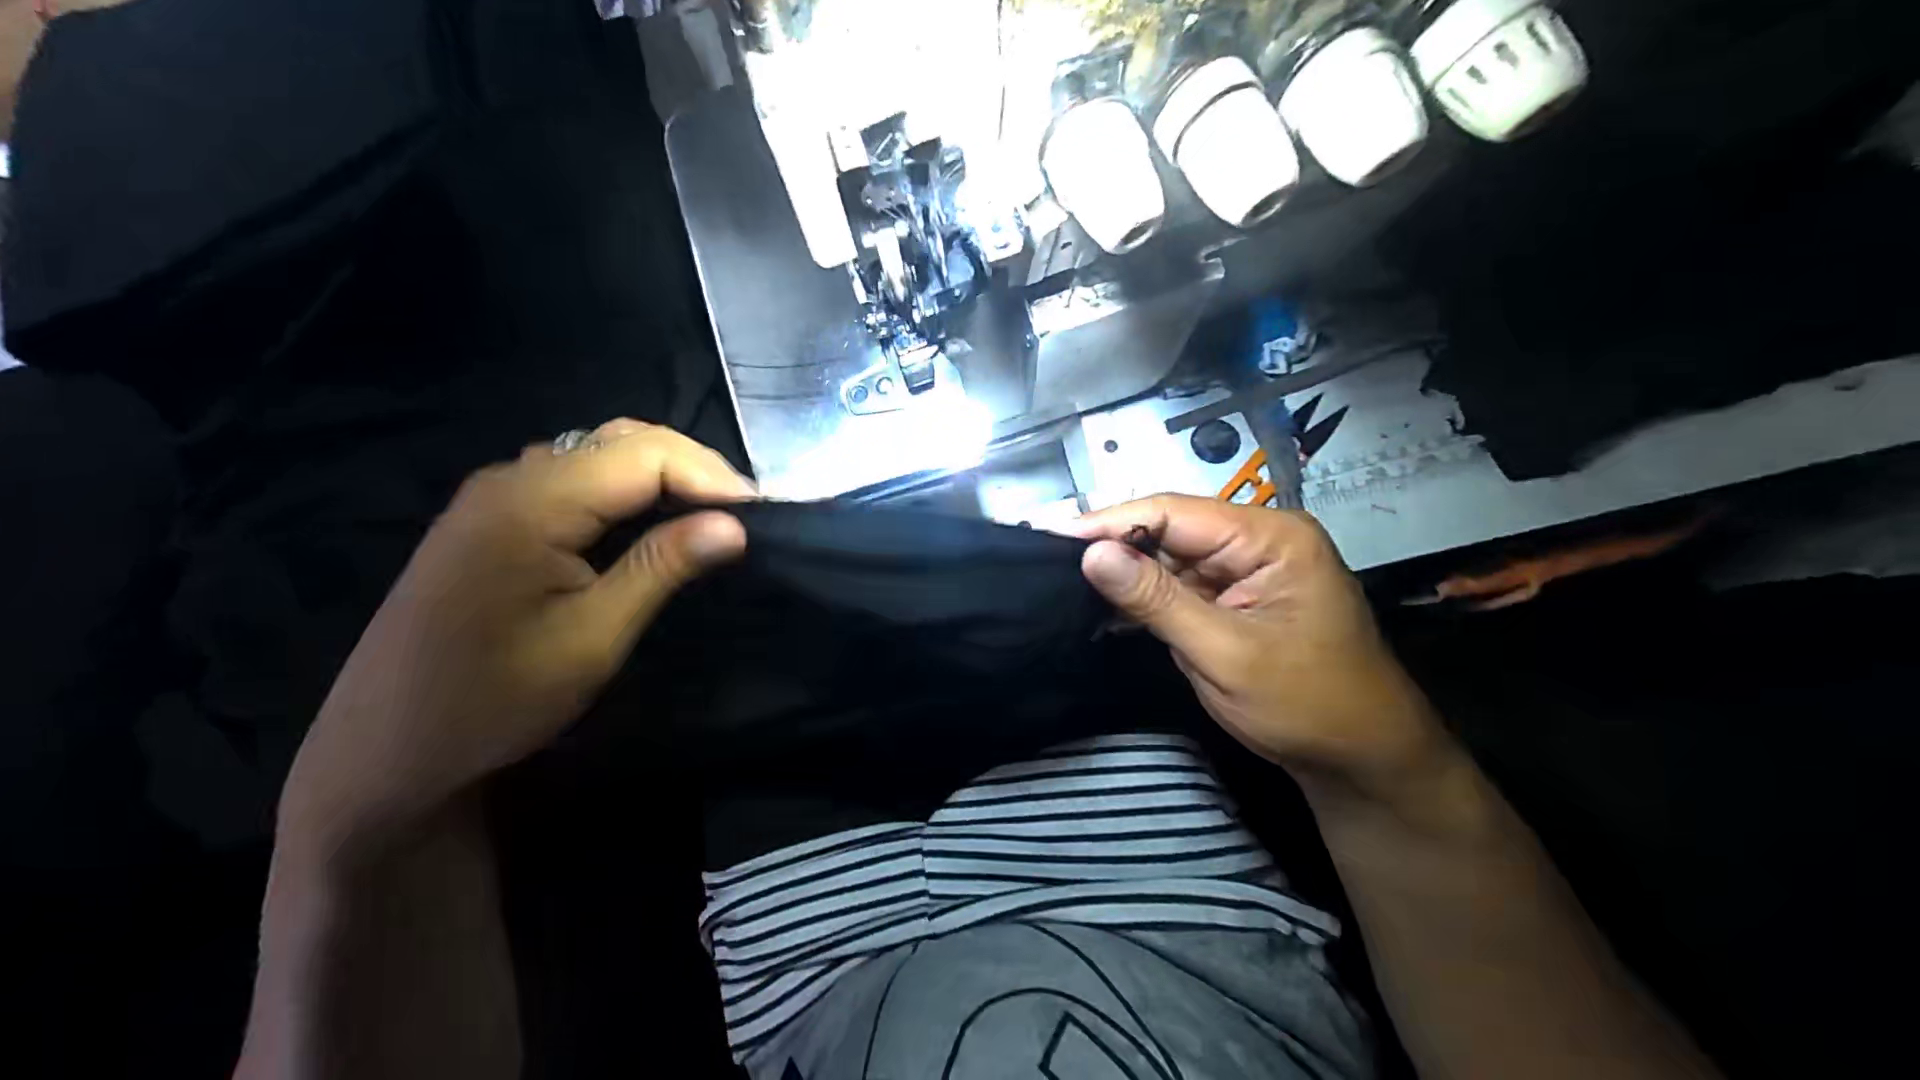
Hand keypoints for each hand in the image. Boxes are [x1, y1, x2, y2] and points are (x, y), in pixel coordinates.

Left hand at [278, 420, 753, 862]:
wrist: (384, 749)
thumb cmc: (494, 697)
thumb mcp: (593, 636)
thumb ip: (662, 567)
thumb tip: (736, 526)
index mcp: (533, 500)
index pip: (644, 453)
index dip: (709, 475)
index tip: (757, 517)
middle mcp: (512, 478)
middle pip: (621, 440)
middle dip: (691, 467)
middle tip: (739, 515)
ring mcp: (496, 496)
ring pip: (598, 454)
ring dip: (660, 474)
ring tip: (707, 515)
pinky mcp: (492, 518)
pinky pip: (574, 478)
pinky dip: (625, 489)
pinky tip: (648, 523)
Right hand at [1064, 495, 1449, 802]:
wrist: (1363, 760)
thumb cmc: (1308, 704)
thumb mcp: (1225, 653)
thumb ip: (1157, 600)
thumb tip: (1091, 555)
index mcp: (1270, 536)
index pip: (1173, 512)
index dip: (1109, 522)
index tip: (1051, 534)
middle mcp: (1256, 541)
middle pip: (1168, 530)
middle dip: (1113, 547)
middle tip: (1050, 560)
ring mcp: (1244, 570)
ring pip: (1168, 559)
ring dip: (1125, 574)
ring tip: (1065, 580)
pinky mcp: (1232, 598)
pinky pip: (1178, 587)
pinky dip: (1144, 599)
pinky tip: (1104, 606)